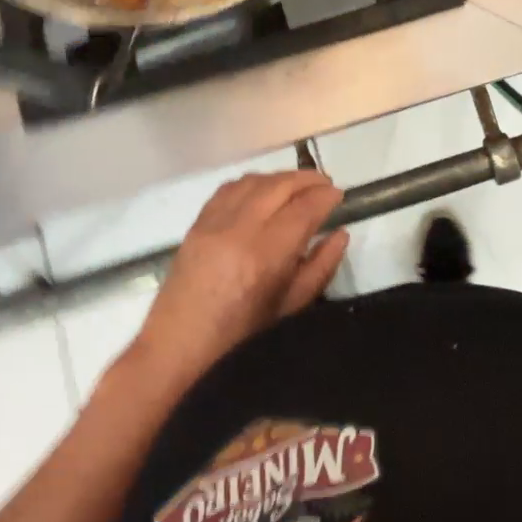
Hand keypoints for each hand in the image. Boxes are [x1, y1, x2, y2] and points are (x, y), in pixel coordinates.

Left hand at [136, 171, 349, 379]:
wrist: (180, 344)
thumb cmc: (241, 333)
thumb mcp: (291, 306)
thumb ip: (321, 266)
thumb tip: (341, 234)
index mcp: (266, 255)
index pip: (304, 209)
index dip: (325, 196)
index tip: (338, 194)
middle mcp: (239, 230)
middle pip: (279, 186)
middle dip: (307, 179)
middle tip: (324, 183)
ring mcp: (214, 222)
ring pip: (254, 181)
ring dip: (281, 177)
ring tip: (297, 185)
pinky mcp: (197, 222)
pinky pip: (229, 188)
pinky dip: (252, 182)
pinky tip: (263, 190)